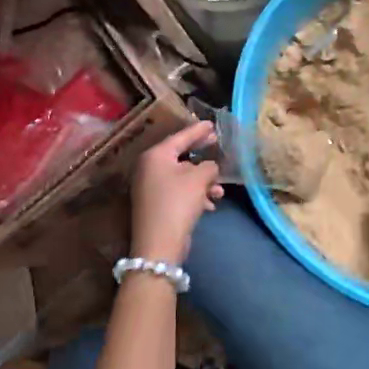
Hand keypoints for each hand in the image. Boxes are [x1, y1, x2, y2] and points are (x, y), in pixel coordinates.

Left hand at [131, 120, 223, 266]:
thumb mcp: (199, 179)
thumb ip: (208, 166)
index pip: (180, 137)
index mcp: (155, 155)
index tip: (211, 124)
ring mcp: (151, 187)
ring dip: (203, 181)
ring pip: (182, 177)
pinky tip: (210, 204)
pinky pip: (179, 192)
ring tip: (219, 190)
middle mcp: (149, 168)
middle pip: (180, 156)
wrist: (159, 243)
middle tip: (216, 143)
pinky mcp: (157, 204)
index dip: (197, 130)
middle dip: (201, 155)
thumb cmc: (178, 202)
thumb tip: (210, 167)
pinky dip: (195, 194)